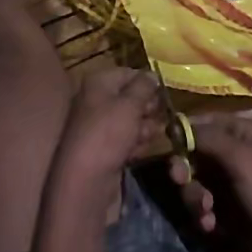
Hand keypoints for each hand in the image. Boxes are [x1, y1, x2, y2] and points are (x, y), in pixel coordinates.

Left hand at [54, 67, 166, 186]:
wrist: (86, 178)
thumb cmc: (108, 133)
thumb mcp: (129, 105)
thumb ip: (143, 87)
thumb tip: (152, 74)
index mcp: (99, 82)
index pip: (128, 73)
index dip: (147, 82)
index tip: (165, 93)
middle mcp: (97, 99)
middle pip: (131, 97)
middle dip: (147, 108)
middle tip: (157, 118)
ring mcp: (101, 124)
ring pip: (132, 120)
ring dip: (144, 128)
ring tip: (145, 137)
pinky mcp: (106, 146)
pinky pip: (127, 138)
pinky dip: (135, 143)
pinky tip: (138, 151)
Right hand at [171, 115, 251, 251]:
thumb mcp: (243, 159)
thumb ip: (206, 138)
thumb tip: (173, 123)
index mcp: (242, 136)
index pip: (202, 123)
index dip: (182, 133)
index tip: (166, 145)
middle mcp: (234, 159)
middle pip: (192, 155)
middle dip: (184, 169)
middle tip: (181, 181)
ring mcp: (231, 190)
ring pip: (194, 185)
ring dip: (193, 197)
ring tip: (206, 212)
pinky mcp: (230, 219)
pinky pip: (202, 211)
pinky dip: (202, 217)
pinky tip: (210, 227)